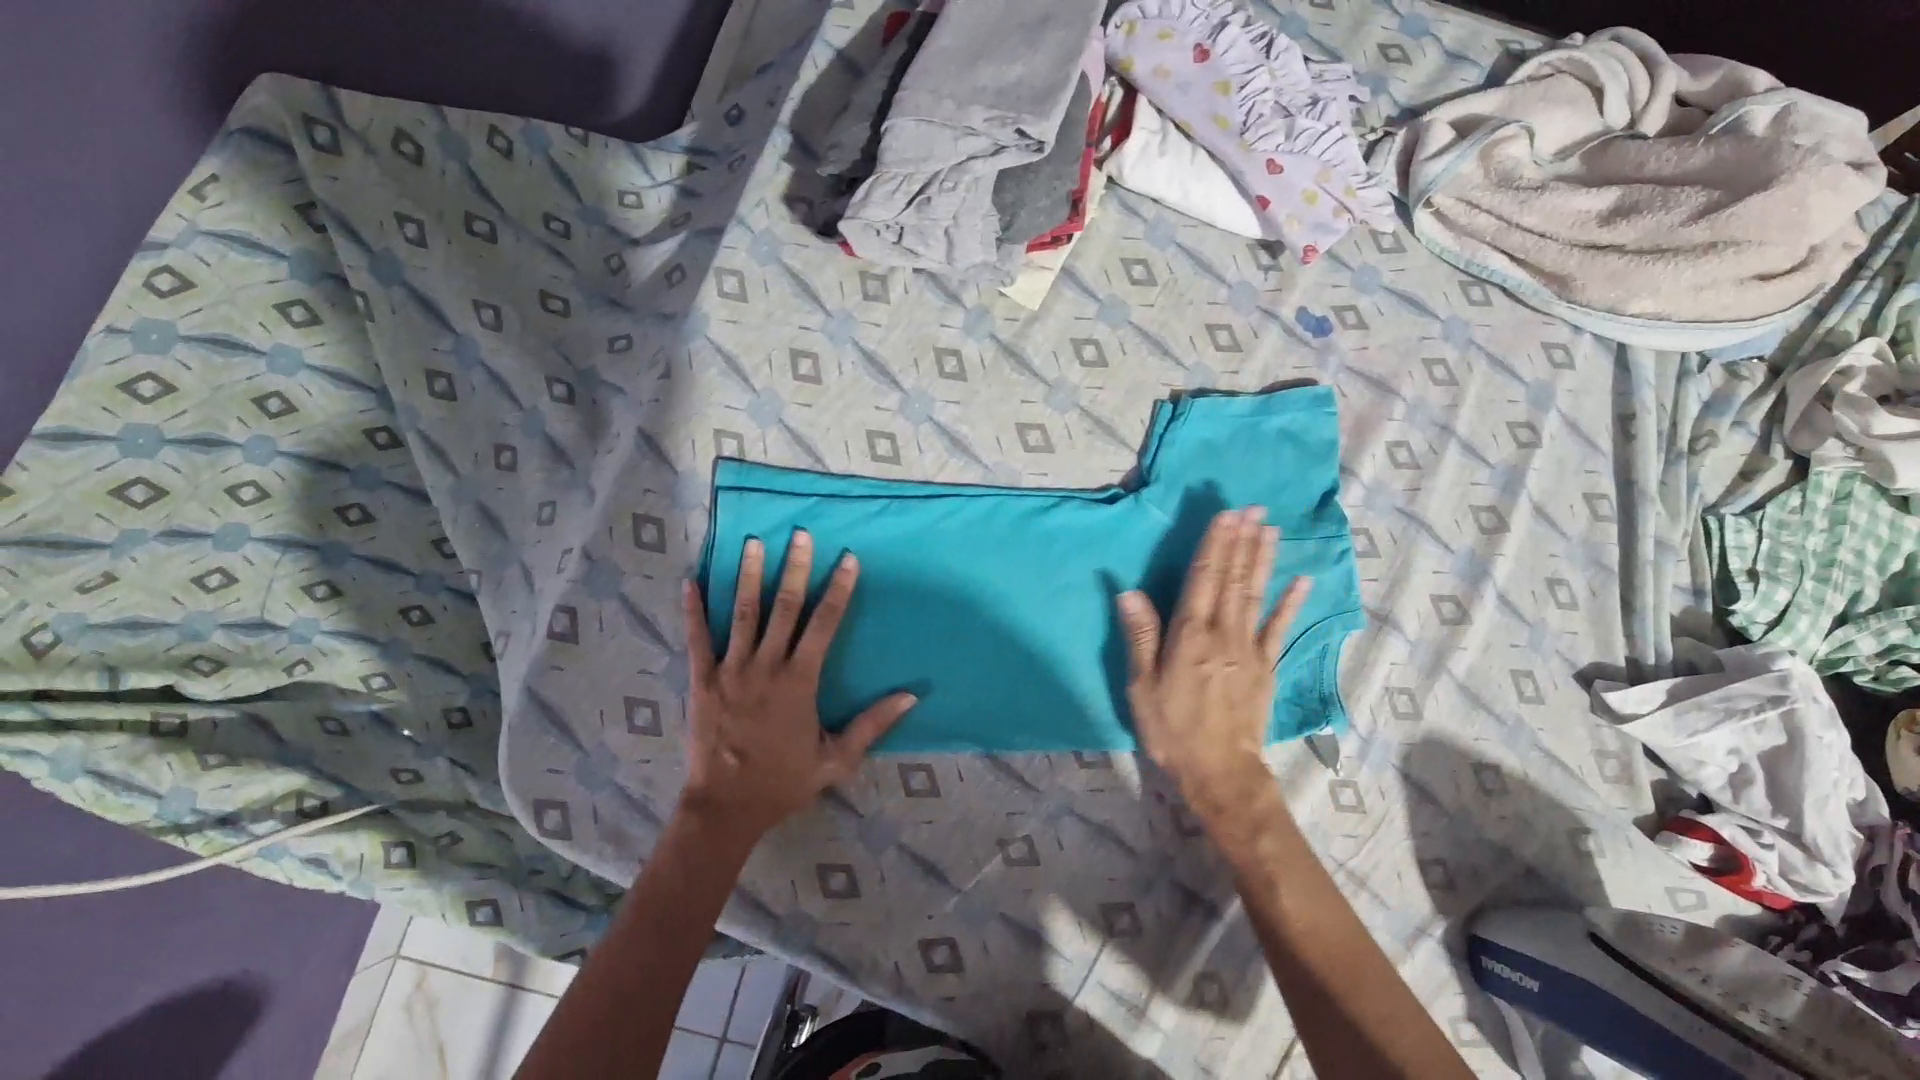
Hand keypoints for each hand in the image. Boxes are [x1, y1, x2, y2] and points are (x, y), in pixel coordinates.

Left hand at [680, 531, 916, 839]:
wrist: (727, 806)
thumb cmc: (784, 783)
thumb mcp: (836, 760)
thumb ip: (872, 724)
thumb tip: (911, 696)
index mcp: (800, 682)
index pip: (824, 625)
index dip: (838, 590)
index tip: (847, 560)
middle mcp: (766, 667)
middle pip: (784, 608)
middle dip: (794, 568)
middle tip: (800, 535)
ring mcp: (731, 670)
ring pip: (742, 614)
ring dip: (749, 576)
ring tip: (753, 543)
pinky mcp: (702, 681)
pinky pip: (697, 639)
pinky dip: (693, 610)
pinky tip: (690, 582)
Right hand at [1116, 508, 1310, 824]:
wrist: (1220, 769)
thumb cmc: (1172, 729)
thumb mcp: (1142, 686)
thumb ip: (1141, 637)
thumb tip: (1129, 592)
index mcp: (1189, 635)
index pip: (1203, 579)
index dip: (1214, 545)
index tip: (1225, 515)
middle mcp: (1222, 633)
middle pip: (1232, 579)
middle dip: (1241, 541)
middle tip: (1252, 508)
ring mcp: (1249, 648)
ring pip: (1255, 595)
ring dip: (1263, 560)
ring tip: (1270, 529)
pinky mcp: (1267, 666)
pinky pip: (1279, 628)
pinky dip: (1291, 603)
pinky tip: (1302, 581)